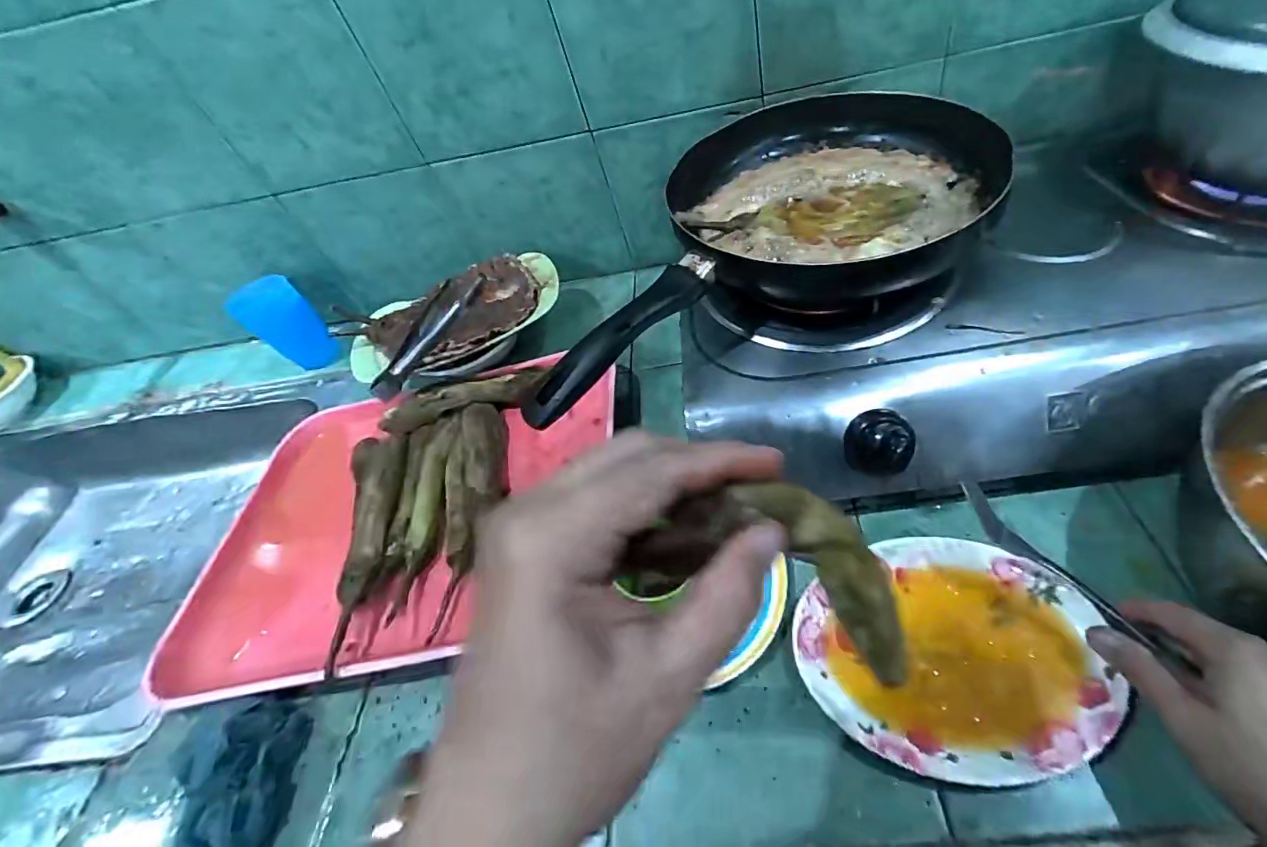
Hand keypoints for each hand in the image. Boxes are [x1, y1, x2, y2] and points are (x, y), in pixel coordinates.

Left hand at [413, 432, 787, 846]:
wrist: (489, 814)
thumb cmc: (576, 752)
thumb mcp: (669, 677)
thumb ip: (729, 594)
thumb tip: (773, 528)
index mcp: (550, 538)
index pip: (652, 471)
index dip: (722, 460)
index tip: (778, 463)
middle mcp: (527, 511)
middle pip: (631, 455)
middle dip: (701, 464)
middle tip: (760, 489)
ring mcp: (520, 524)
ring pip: (616, 469)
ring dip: (678, 482)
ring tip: (735, 509)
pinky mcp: (526, 543)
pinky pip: (599, 498)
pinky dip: (650, 506)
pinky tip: (689, 534)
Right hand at [1087, 602, 1266, 846]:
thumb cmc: (1252, 768)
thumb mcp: (1186, 721)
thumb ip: (1143, 671)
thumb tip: (1097, 631)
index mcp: (1234, 646)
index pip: (1174, 612)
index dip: (1138, 609)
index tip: (1107, 614)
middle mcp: (1264, 650)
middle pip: (1201, 633)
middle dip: (1162, 639)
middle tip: (1129, 655)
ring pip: (1226, 657)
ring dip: (1191, 662)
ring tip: (1165, 685)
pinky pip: (1249, 677)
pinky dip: (1219, 681)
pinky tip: (1213, 712)